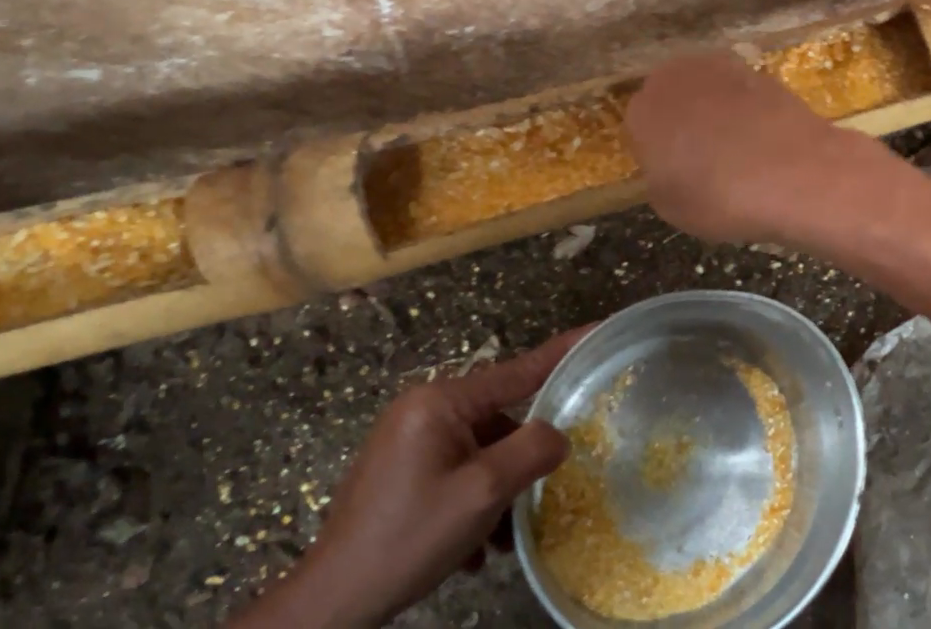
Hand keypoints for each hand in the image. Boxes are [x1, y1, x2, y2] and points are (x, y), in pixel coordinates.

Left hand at [231, 328, 588, 627]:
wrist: (332, 603)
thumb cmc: (408, 537)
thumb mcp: (483, 492)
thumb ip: (532, 451)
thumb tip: (558, 435)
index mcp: (440, 402)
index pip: (518, 370)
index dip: (562, 352)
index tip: (599, 330)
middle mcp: (423, 410)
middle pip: (500, 419)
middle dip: (523, 459)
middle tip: (545, 488)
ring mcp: (408, 441)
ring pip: (481, 453)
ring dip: (499, 492)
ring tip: (502, 539)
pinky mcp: (401, 472)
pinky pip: (457, 472)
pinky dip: (474, 503)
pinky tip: (476, 548)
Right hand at [627, 51, 879, 243]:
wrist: (795, 173)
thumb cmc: (720, 197)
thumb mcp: (671, 205)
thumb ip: (661, 176)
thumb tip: (674, 165)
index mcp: (644, 110)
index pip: (639, 126)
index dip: (657, 150)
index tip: (675, 172)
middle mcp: (678, 77)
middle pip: (673, 97)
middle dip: (684, 121)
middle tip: (704, 158)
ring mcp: (725, 69)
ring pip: (709, 91)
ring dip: (718, 112)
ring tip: (739, 150)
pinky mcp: (764, 73)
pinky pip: (744, 95)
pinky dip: (750, 112)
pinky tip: (765, 139)